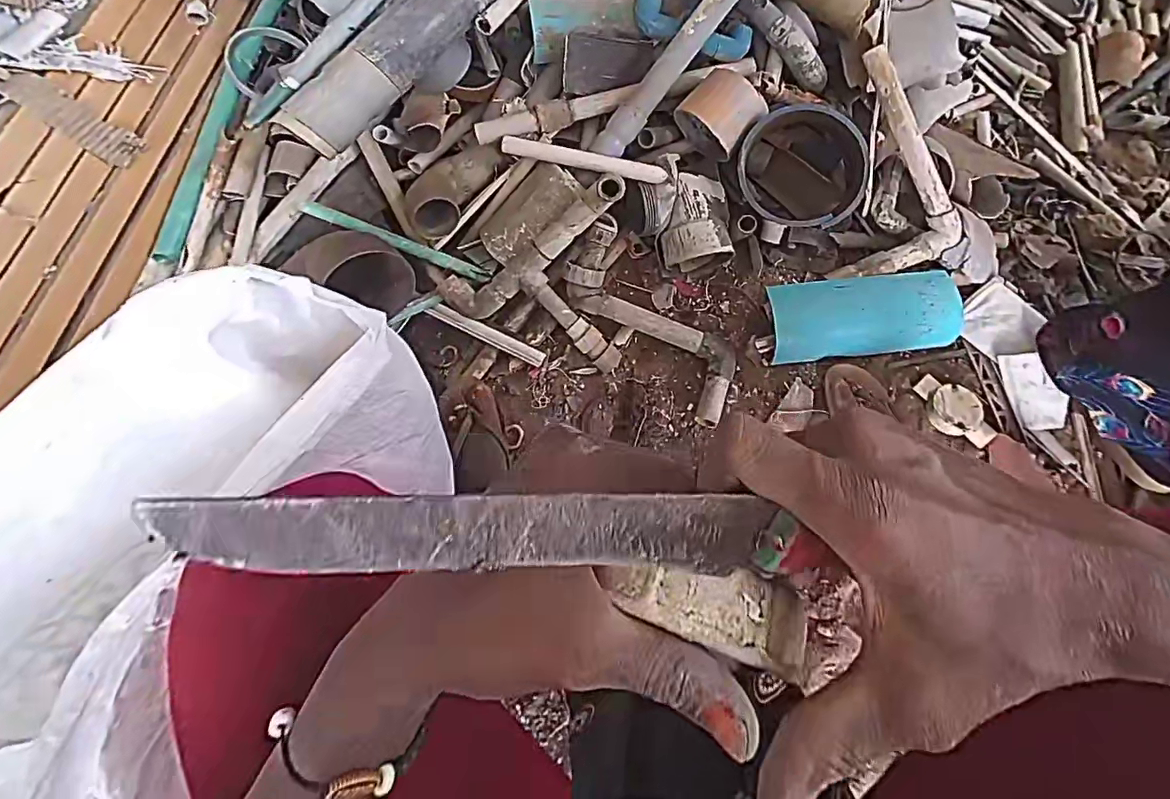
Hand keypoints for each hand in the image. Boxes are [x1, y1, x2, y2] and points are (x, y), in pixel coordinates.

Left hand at [257, 426, 759, 797]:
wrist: (418, 634)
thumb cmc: (493, 629)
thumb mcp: (594, 650)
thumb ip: (676, 674)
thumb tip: (741, 723)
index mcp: (588, 465)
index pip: (687, 481)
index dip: (723, 528)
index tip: (751, 569)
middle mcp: (574, 446)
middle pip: (665, 484)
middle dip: (694, 536)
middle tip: (722, 587)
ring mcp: (556, 459)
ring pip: (638, 492)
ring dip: (662, 535)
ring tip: (686, 585)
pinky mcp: (546, 480)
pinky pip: (610, 497)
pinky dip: (631, 530)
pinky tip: (638, 572)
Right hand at [719, 384, 1169, 798]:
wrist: (1114, 584)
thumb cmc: (1014, 633)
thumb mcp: (913, 699)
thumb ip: (827, 739)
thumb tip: (767, 788)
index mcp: (849, 495)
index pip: (741, 442)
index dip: (710, 471)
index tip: (718, 519)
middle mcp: (862, 444)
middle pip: (767, 451)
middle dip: (758, 499)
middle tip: (773, 558)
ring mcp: (892, 431)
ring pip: (805, 446)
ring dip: (798, 491)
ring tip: (823, 552)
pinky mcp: (914, 434)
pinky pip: (844, 445)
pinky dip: (835, 481)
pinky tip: (872, 536)